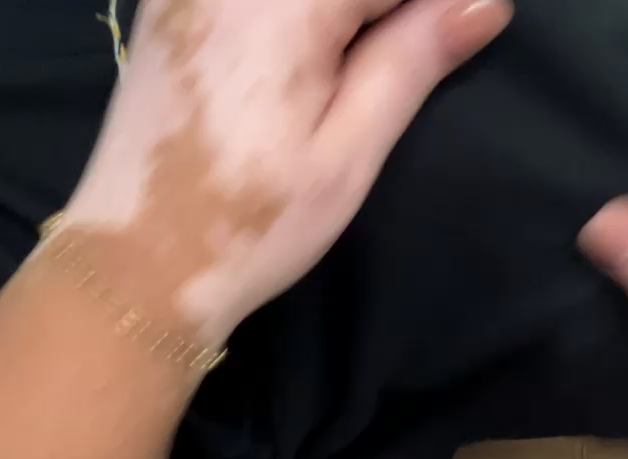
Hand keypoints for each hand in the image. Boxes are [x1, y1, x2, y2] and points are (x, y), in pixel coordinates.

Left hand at [63, 0, 510, 345]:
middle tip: (384, 79)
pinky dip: (298, 18)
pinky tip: (306, 62)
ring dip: (346, 19)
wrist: (142, 263)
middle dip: (383, 14)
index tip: (462, 35)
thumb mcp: (346, 156)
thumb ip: (411, 64)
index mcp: (281, 2)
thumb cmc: (254, 225)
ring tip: (349, 81)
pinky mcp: (168, 1)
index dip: (431, 10)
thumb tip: (485, 3)